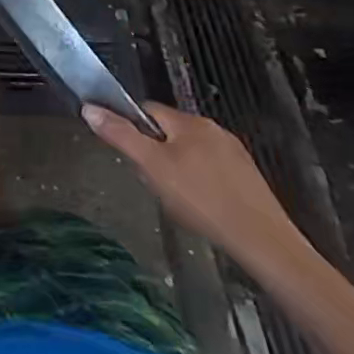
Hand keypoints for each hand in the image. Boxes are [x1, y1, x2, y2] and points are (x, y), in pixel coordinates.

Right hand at [84, 102, 300, 254]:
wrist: (264, 244)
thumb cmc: (202, 199)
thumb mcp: (150, 165)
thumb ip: (119, 134)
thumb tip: (89, 108)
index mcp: (191, 122)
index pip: (146, 110)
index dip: (130, 128)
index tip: (130, 155)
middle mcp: (215, 131)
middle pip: (167, 132)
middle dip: (153, 152)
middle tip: (151, 179)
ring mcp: (236, 155)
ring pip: (188, 152)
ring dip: (175, 168)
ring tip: (175, 196)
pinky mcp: (248, 180)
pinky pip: (210, 170)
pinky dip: (198, 182)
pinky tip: (199, 205)